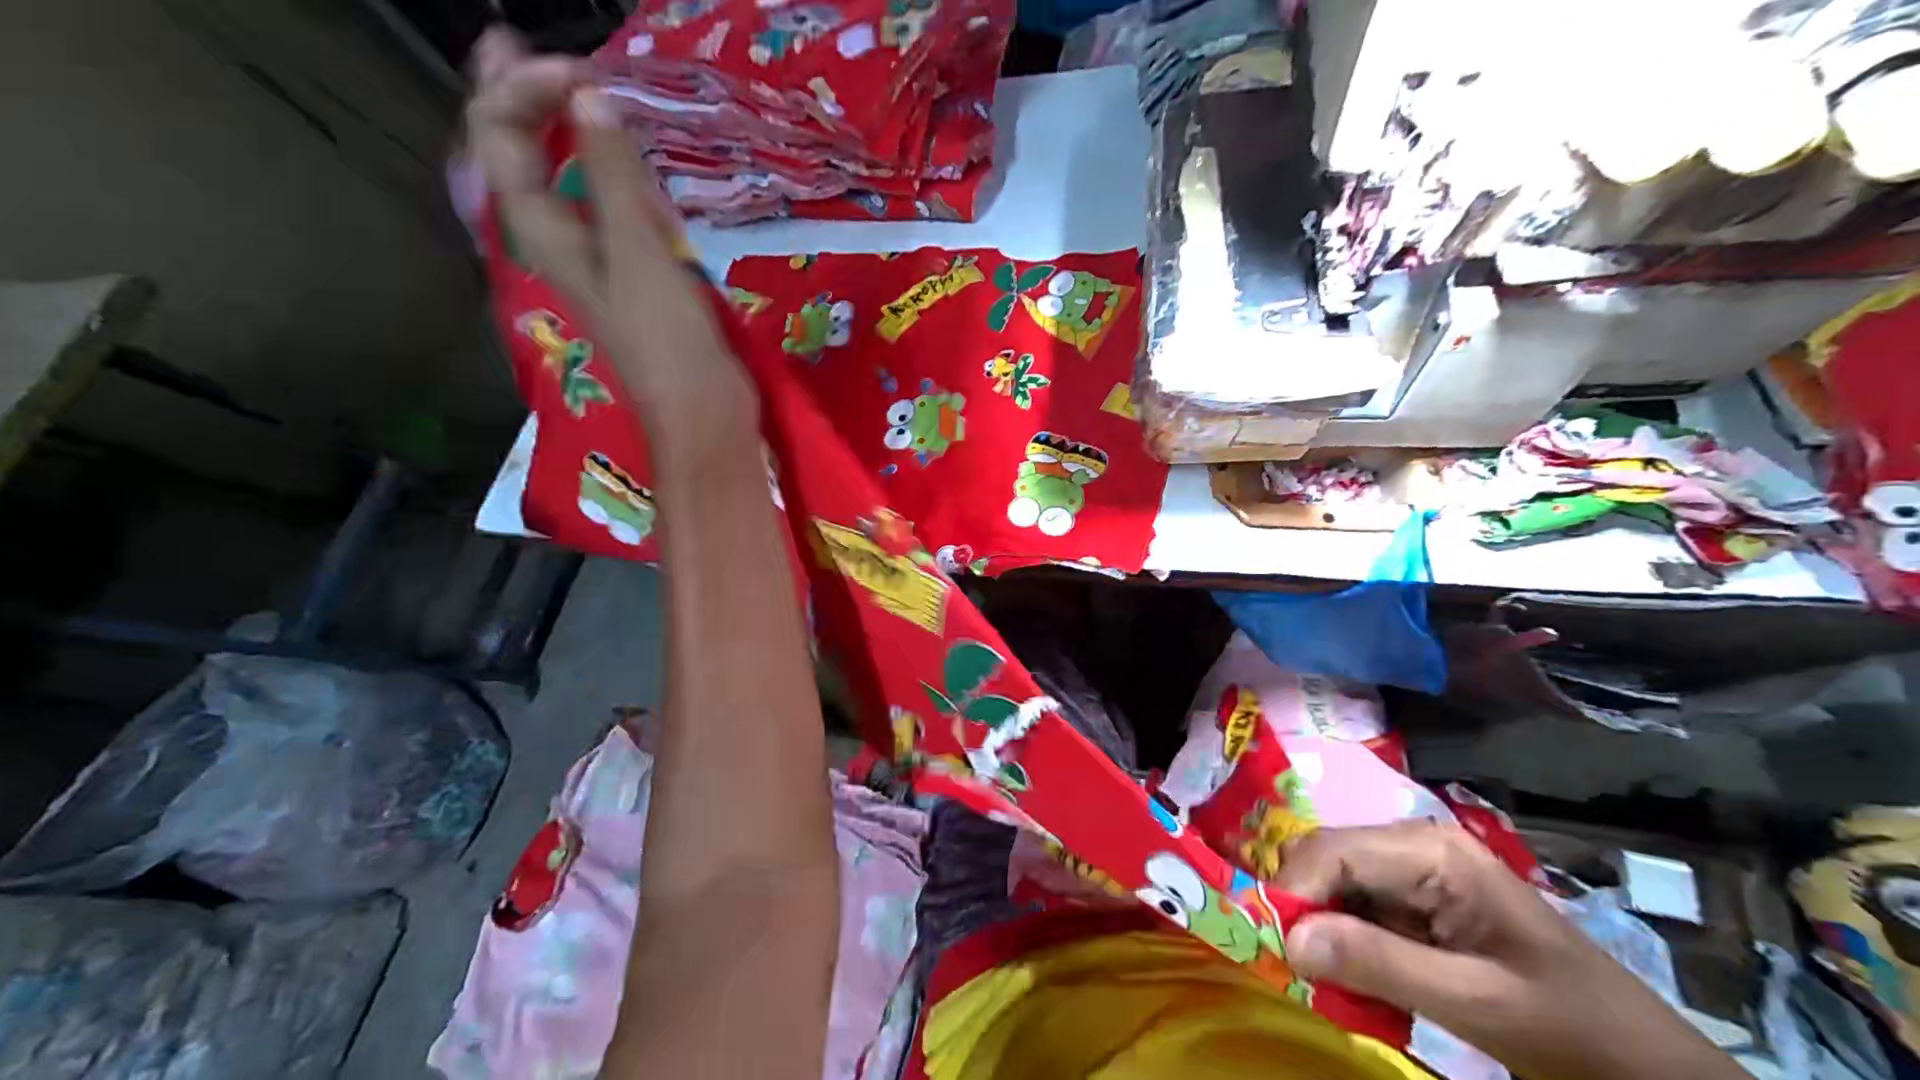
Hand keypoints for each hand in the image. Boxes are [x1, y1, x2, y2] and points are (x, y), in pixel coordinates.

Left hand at [464, 28, 755, 459]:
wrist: (701, 408)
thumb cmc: (666, 338)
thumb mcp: (638, 252)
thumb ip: (614, 176)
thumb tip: (590, 97)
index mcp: (542, 230)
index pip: (501, 137)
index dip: (525, 90)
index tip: (584, 72)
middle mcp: (558, 237)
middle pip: (516, 154)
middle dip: (515, 97)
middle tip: (518, 44)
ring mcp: (596, 255)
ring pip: (559, 178)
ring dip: (555, 130)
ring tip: (560, 86)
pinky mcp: (634, 271)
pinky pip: (604, 205)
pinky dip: (604, 171)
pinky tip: (618, 160)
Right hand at [1276, 823, 1743, 1079]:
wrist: (1641, 1059)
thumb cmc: (1567, 1026)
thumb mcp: (1475, 1003)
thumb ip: (1379, 964)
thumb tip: (1287, 941)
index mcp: (1434, 853)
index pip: (1332, 850)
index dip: (1292, 891)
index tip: (1275, 947)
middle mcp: (1416, 843)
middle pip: (1326, 857)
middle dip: (1303, 907)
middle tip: (1298, 967)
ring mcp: (1416, 866)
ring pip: (1333, 879)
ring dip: (1321, 926)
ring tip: (1329, 978)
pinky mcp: (1417, 894)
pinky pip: (1355, 903)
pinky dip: (1343, 937)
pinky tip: (1359, 975)